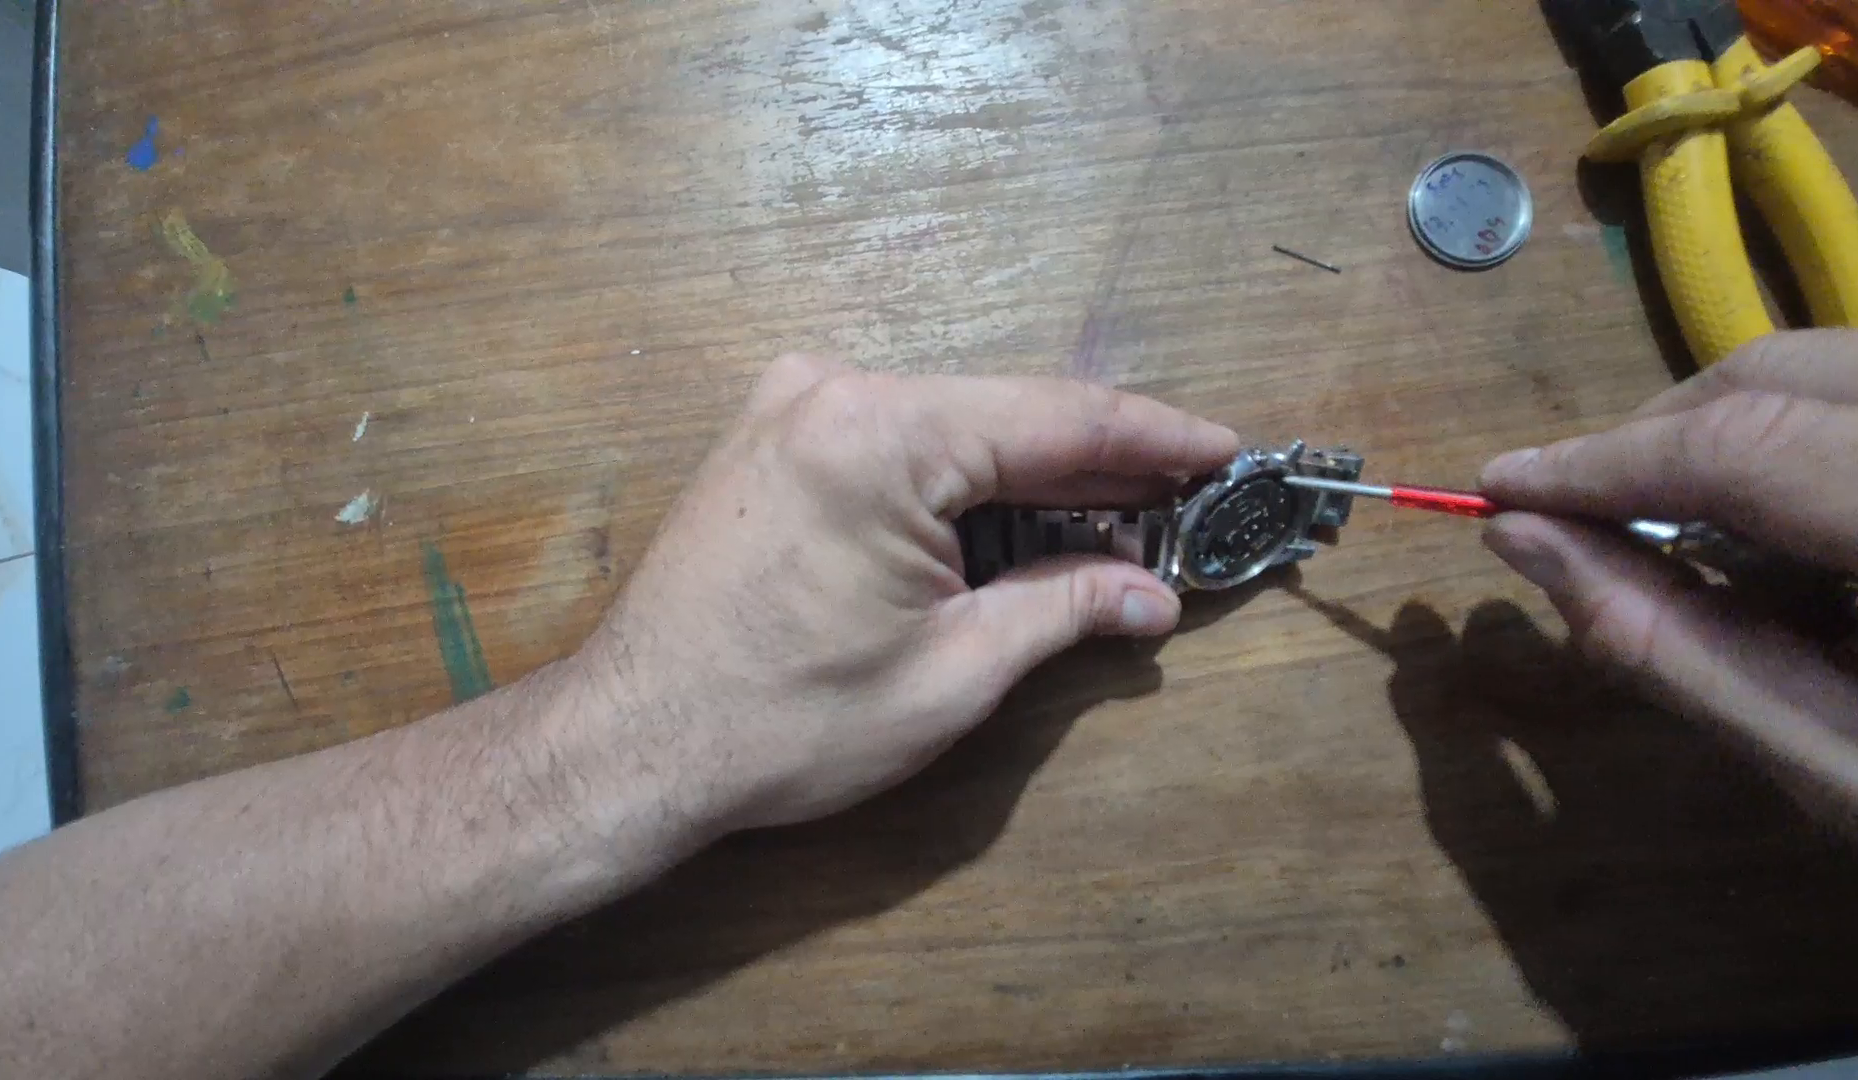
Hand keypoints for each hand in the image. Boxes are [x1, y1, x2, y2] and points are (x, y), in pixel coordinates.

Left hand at [578, 355, 1237, 834]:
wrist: (633, 741)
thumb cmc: (786, 722)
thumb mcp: (950, 672)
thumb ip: (1062, 608)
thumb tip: (1154, 596)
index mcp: (882, 434)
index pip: (1059, 419)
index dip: (1155, 439)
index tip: (1224, 452)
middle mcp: (835, 388)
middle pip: (1007, 417)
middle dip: (1099, 467)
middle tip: (1181, 503)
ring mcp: (795, 402)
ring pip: (956, 428)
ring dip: (1034, 477)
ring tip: (1112, 524)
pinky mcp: (777, 433)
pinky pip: (902, 441)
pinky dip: (966, 480)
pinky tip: (1013, 519)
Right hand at [1478, 330, 1857, 812]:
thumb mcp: (1846, 772)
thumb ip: (1665, 644)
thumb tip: (1519, 541)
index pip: (1745, 448)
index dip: (1595, 463)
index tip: (1497, 491)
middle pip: (1794, 371)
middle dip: (1652, 436)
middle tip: (1580, 512)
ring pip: (1845, 373)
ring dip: (1725, 445)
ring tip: (1705, 548)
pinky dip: (1806, 454)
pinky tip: (1812, 547)